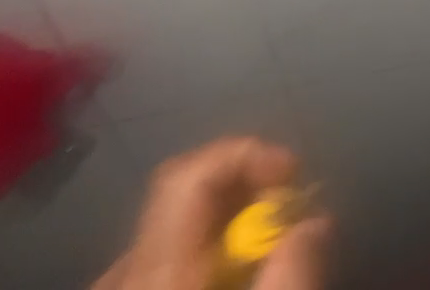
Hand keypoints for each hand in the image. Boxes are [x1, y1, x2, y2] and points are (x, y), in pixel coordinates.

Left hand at [92, 136, 330, 289]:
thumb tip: (315, 220)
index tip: (294, 173)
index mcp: (153, 272)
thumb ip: (294, 274)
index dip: (246, 153)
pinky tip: (236, 276)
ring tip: (273, 252)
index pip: (188, 173)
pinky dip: (209, 250)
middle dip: (250, 190)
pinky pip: (164, 257)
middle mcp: (120, 272)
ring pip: (177, 227)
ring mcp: (114, 288)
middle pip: (187, 193)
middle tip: (295, 219)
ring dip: (233, 222)